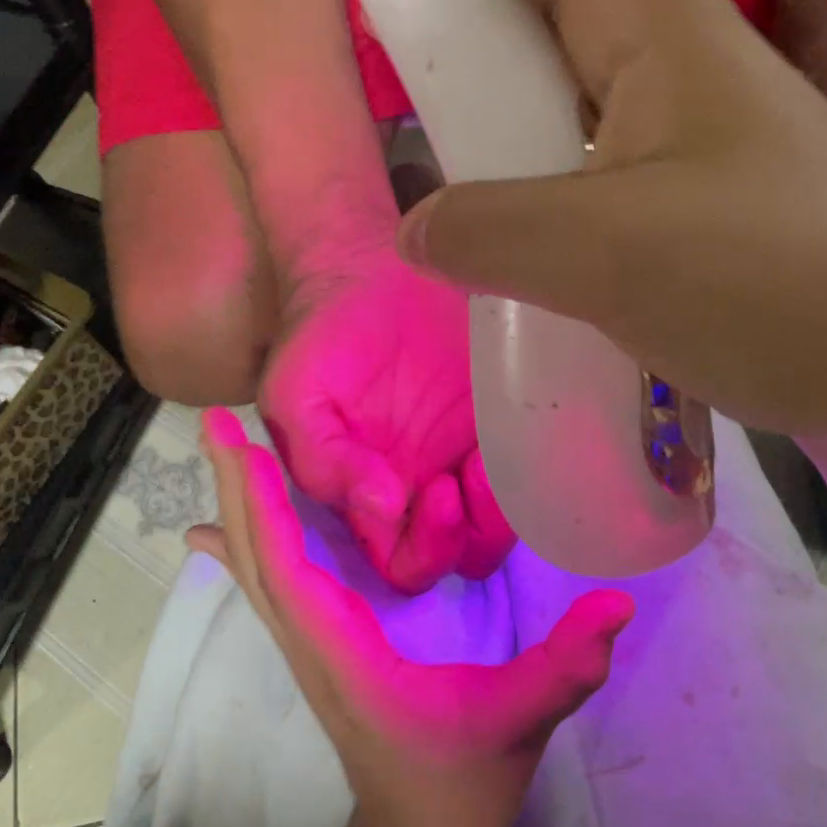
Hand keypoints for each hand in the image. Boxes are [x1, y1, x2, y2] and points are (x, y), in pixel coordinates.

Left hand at [188, 408, 632, 826]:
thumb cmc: (463, 777)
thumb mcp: (519, 721)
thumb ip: (565, 666)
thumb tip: (617, 602)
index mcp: (346, 656)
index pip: (291, 575)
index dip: (266, 510)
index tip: (247, 451)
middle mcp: (310, 646)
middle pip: (257, 560)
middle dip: (235, 487)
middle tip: (214, 425)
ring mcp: (305, 647)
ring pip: (255, 570)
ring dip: (234, 506)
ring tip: (215, 452)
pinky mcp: (314, 645)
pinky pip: (267, 584)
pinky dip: (242, 545)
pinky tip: (215, 526)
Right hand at [261, 247, 513, 592]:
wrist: (370, 265)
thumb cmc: (324, 331)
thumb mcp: (294, 394)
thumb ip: (319, 457)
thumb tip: (377, 505)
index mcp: (369, 492)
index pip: (401, 561)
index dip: (421, 549)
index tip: (430, 493)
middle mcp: (420, 484)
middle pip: (457, 552)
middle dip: (463, 534)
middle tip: (459, 478)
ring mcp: (465, 452)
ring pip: (500, 518)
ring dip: (501, 507)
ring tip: (485, 455)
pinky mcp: (502, 417)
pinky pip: (529, 466)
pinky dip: (531, 468)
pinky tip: (519, 434)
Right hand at [371, 0, 826, 438]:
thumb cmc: (774, 282)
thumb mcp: (612, 252)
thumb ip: (492, 230)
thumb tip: (416, 228)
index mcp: (653, 28)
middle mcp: (662, 56)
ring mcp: (670, 123)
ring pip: (550, 48)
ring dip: (469, 31)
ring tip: (400, 46)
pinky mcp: (670, 186)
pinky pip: (564, 127)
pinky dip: (506, 121)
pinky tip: (482, 157)